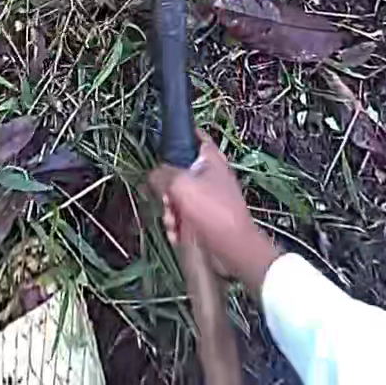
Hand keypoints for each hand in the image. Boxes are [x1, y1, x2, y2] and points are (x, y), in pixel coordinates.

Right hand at [148, 135, 283, 292]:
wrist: (234, 250)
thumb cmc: (212, 209)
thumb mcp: (181, 185)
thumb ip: (161, 175)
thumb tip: (152, 176)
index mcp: (210, 158)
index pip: (195, 136)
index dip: (180, 136)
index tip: (164, 144)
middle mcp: (210, 175)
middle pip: (179, 172)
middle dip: (167, 187)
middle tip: (166, 198)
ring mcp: (208, 199)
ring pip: (178, 197)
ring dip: (170, 210)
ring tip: (173, 221)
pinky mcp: (205, 220)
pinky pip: (183, 217)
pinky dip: (177, 226)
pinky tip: (177, 235)